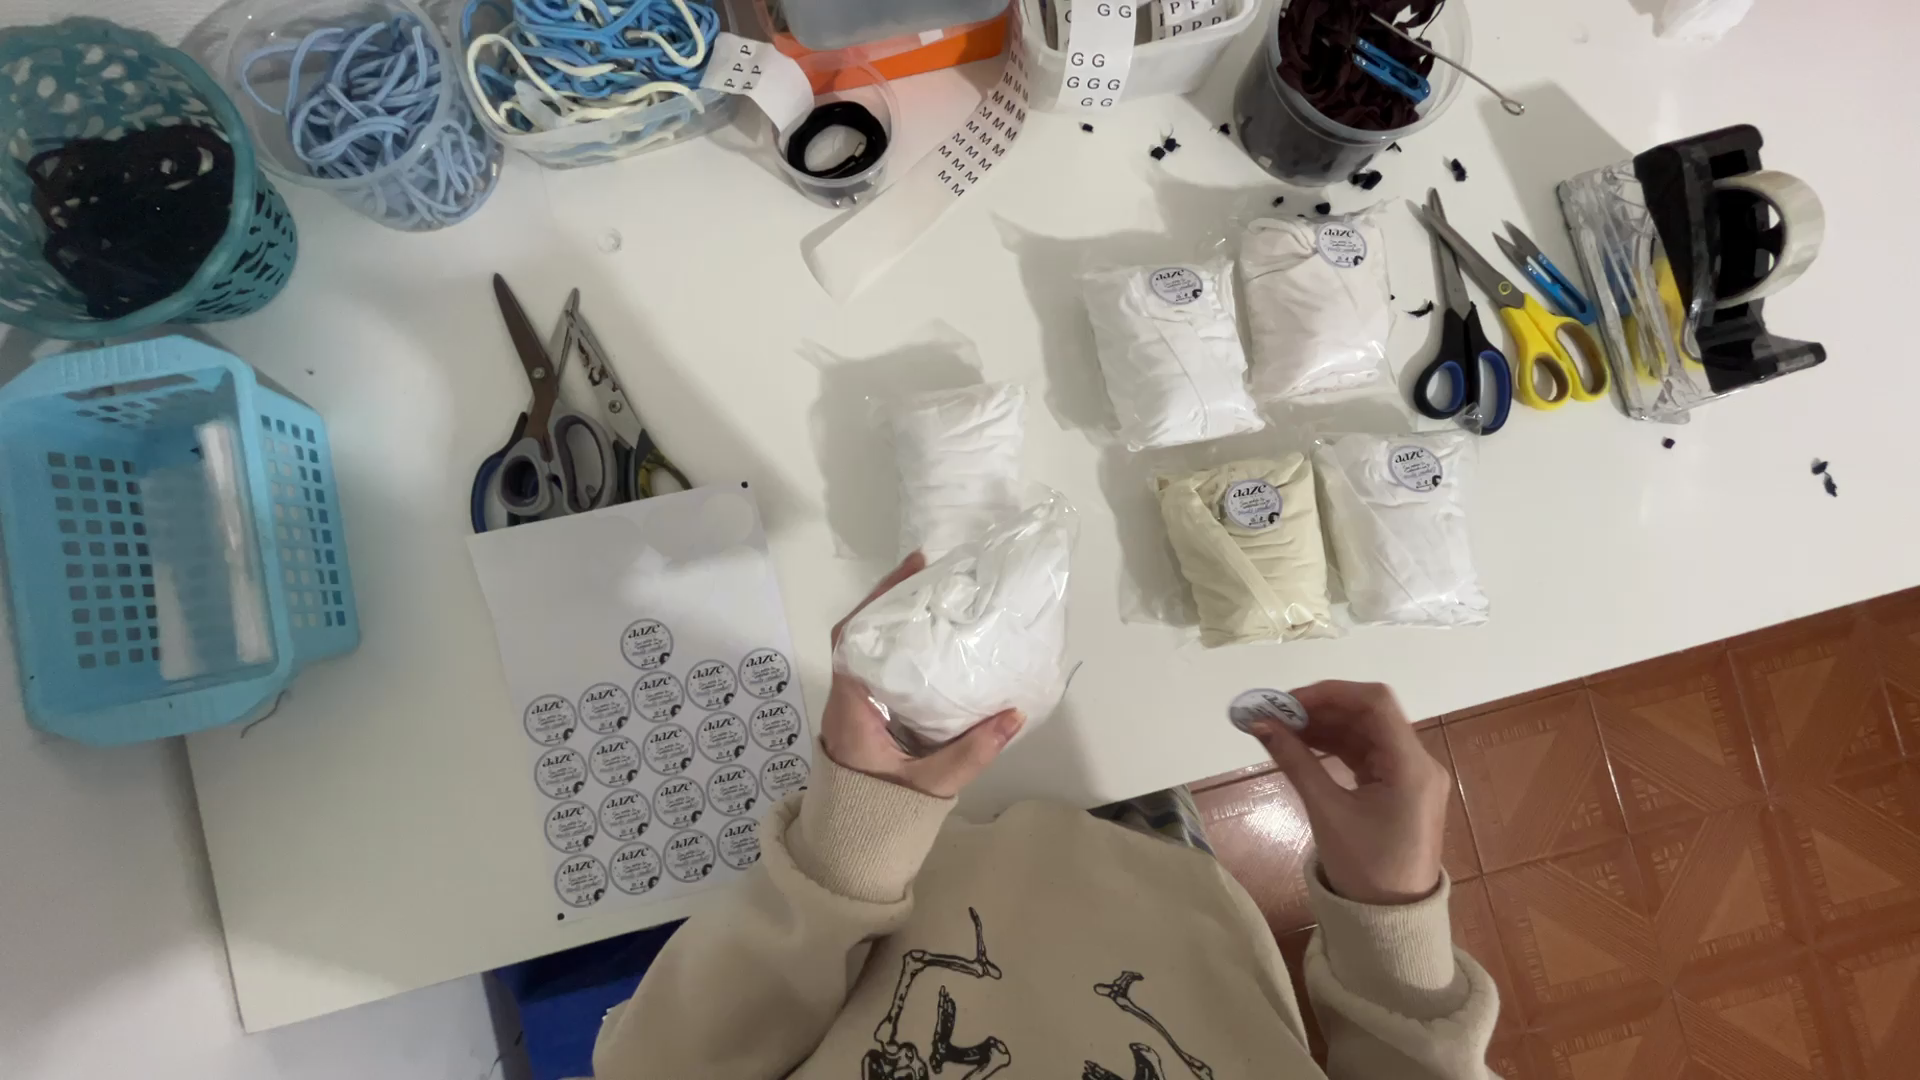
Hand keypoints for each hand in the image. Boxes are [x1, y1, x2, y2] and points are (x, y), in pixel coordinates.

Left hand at [821, 553, 1023, 798]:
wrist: (849, 845)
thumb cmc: (880, 814)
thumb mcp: (930, 785)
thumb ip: (971, 753)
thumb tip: (1015, 714)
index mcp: (851, 707)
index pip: (851, 640)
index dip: (877, 603)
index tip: (911, 574)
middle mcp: (845, 696)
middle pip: (856, 631)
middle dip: (889, 598)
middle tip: (929, 572)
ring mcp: (852, 700)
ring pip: (863, 645)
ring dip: (891, 616)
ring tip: (931, 594)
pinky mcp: (863, 708)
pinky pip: (874, 662)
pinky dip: (894, 641)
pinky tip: (925, 634)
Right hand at [1243, 681, 1448, 905]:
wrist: (1393, 920)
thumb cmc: (1365, 867)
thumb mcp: (1326, 810)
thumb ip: (1294, 760)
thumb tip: (1258, 723)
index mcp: (1411, 766)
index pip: (1374, 703)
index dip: (1329, 692)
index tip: (1288, 701)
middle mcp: (1416, 762)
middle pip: (1368, 713)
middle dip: (1320, 707)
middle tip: (1276, 714)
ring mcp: (1408, 774)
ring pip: (1363, 730)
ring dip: (1323, 724)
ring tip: (1281, 728)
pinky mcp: (1396, 786)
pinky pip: (1363, 750)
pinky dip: (1332, 742)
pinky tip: (1301, 744)